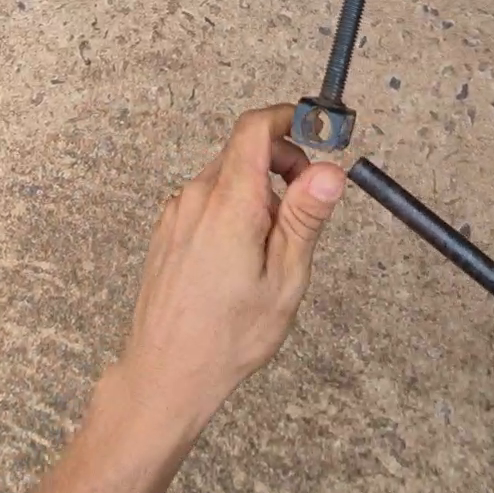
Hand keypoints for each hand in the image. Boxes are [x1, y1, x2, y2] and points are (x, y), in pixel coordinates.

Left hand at [32, 105, 346, 492]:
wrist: (164, 374)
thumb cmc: (227, 336)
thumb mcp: (284, 278)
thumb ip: (306, 217)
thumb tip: (329, 169)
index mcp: (230, 202)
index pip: (255, 128)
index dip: (287, 118)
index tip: (313, 131)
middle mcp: (198, 196)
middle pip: (245, 151)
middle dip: (282, 164)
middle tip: (303, 208)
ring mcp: (178, 211)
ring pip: (228, 176)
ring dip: (259, 191)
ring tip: (270, 246)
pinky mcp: (169, 227)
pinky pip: (208, 197)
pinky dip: (234, 207)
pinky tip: (240, 255)